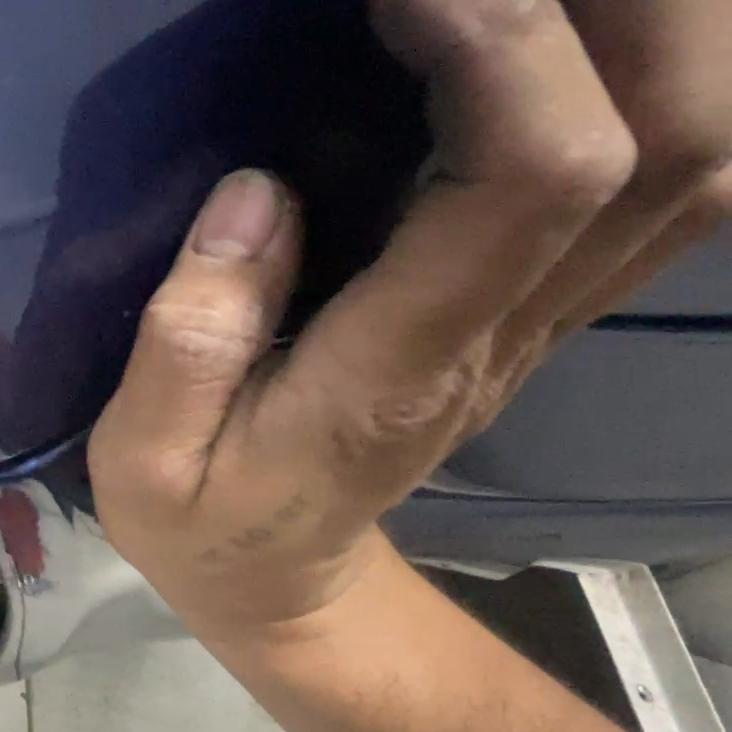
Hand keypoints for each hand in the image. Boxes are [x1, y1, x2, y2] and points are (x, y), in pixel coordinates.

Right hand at [89, 0, 731, 644]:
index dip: (503, 49)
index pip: (530, 179)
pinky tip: (579, 46)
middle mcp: (499, 334)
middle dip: (612, 8)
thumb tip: (251, 194)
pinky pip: (666, 178)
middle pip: (673, 135)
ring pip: (702, 146)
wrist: (277, 583)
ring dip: (661, 30)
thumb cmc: (198, 526)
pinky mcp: (533, 316)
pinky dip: (662, 78)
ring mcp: (536, 326)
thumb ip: (187, 340)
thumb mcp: (146, 459)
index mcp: (392, 370)